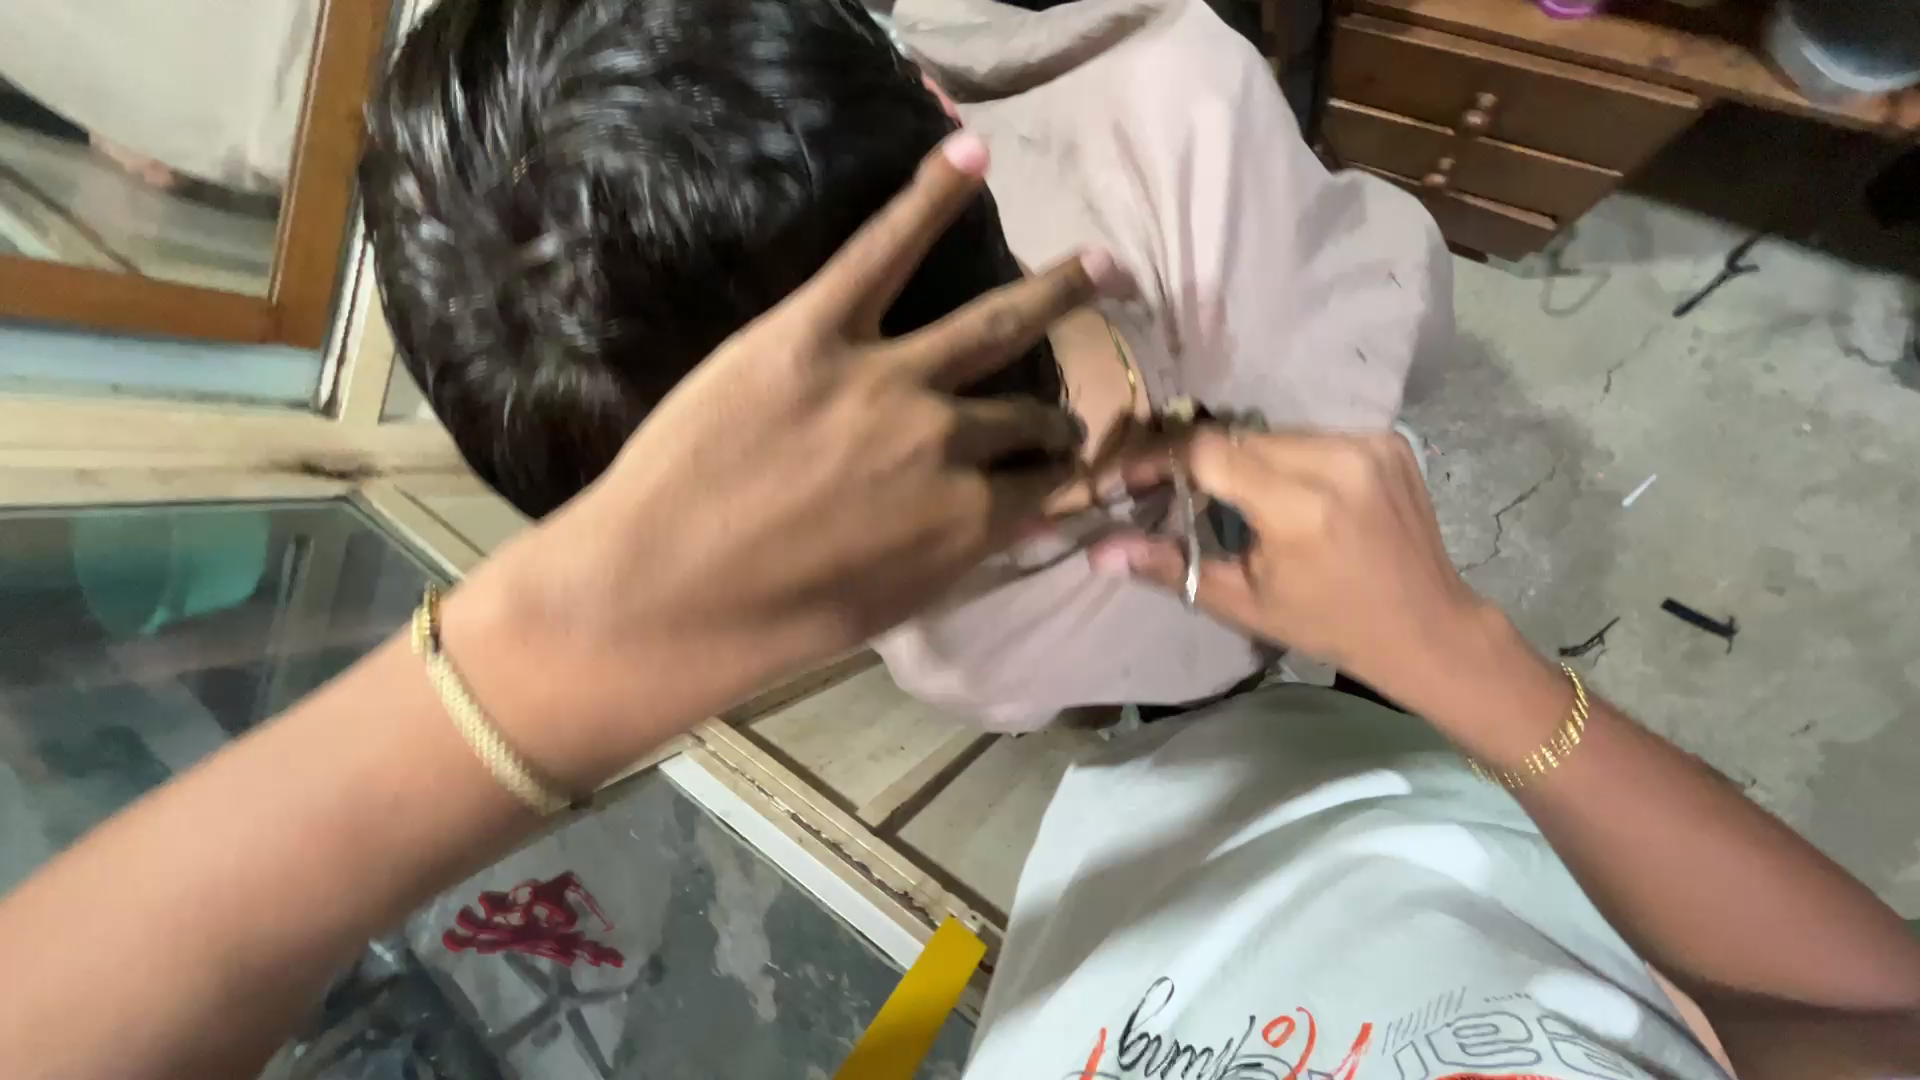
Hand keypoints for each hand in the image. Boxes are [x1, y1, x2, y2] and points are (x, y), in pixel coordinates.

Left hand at [451, 133, 1117, 781]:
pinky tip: (970, 153)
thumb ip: (962, 554)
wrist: (666, 597)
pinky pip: (883, 251)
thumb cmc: (776, 622)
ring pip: (994, 326)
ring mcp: (888, 381)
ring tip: (1101, 268)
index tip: (1082, 462)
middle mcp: (950, 443)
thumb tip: (1018, 518)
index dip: (1071, 475)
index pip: (1048, 486)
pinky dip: (930, 198)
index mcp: (969, 520)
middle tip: (1077, 404)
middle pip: (1029, 415)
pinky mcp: (817, 332)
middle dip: (1062, 413)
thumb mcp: (893, 604)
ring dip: (1058, 294)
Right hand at [1090, 429, 1495, 703]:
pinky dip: (1279, 456)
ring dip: (1236, 456)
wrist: (1426, 626)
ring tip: (1221, 492)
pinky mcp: (1387, 440)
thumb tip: (1098, 552)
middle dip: (1193, 459)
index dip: (1158, 458)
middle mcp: (1337, 460)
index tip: (1130, 479)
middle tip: (1168, 488)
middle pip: (1236, 436)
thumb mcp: (1239, 601)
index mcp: (1298, 506)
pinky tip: (1280, 487)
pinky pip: (1309, 435)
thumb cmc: (1325, 624)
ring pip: (1270, 432)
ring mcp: (1368, 444)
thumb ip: (1166, 565)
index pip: (1208, 452)